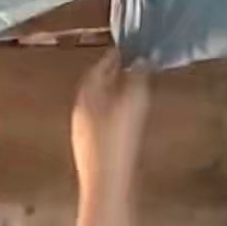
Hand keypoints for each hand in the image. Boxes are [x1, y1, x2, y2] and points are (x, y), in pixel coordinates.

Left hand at [71, 54, 149, 225]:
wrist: (108, 181)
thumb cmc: (119, 134)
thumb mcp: (135, 95)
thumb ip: (140, 72)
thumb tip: (145, 56)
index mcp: (87, 93)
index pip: (100, 64)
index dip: (117, 53)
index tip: (132, 45)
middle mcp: (81, 108)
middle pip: (100, 82)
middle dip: (118, 71)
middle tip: (137, 63)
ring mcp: (84, 129)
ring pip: (102, 100)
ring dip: (118, 89)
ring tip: (138, 85)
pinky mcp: (92, 145)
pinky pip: (105, 116)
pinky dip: (118, 107)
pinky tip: (132, 112)